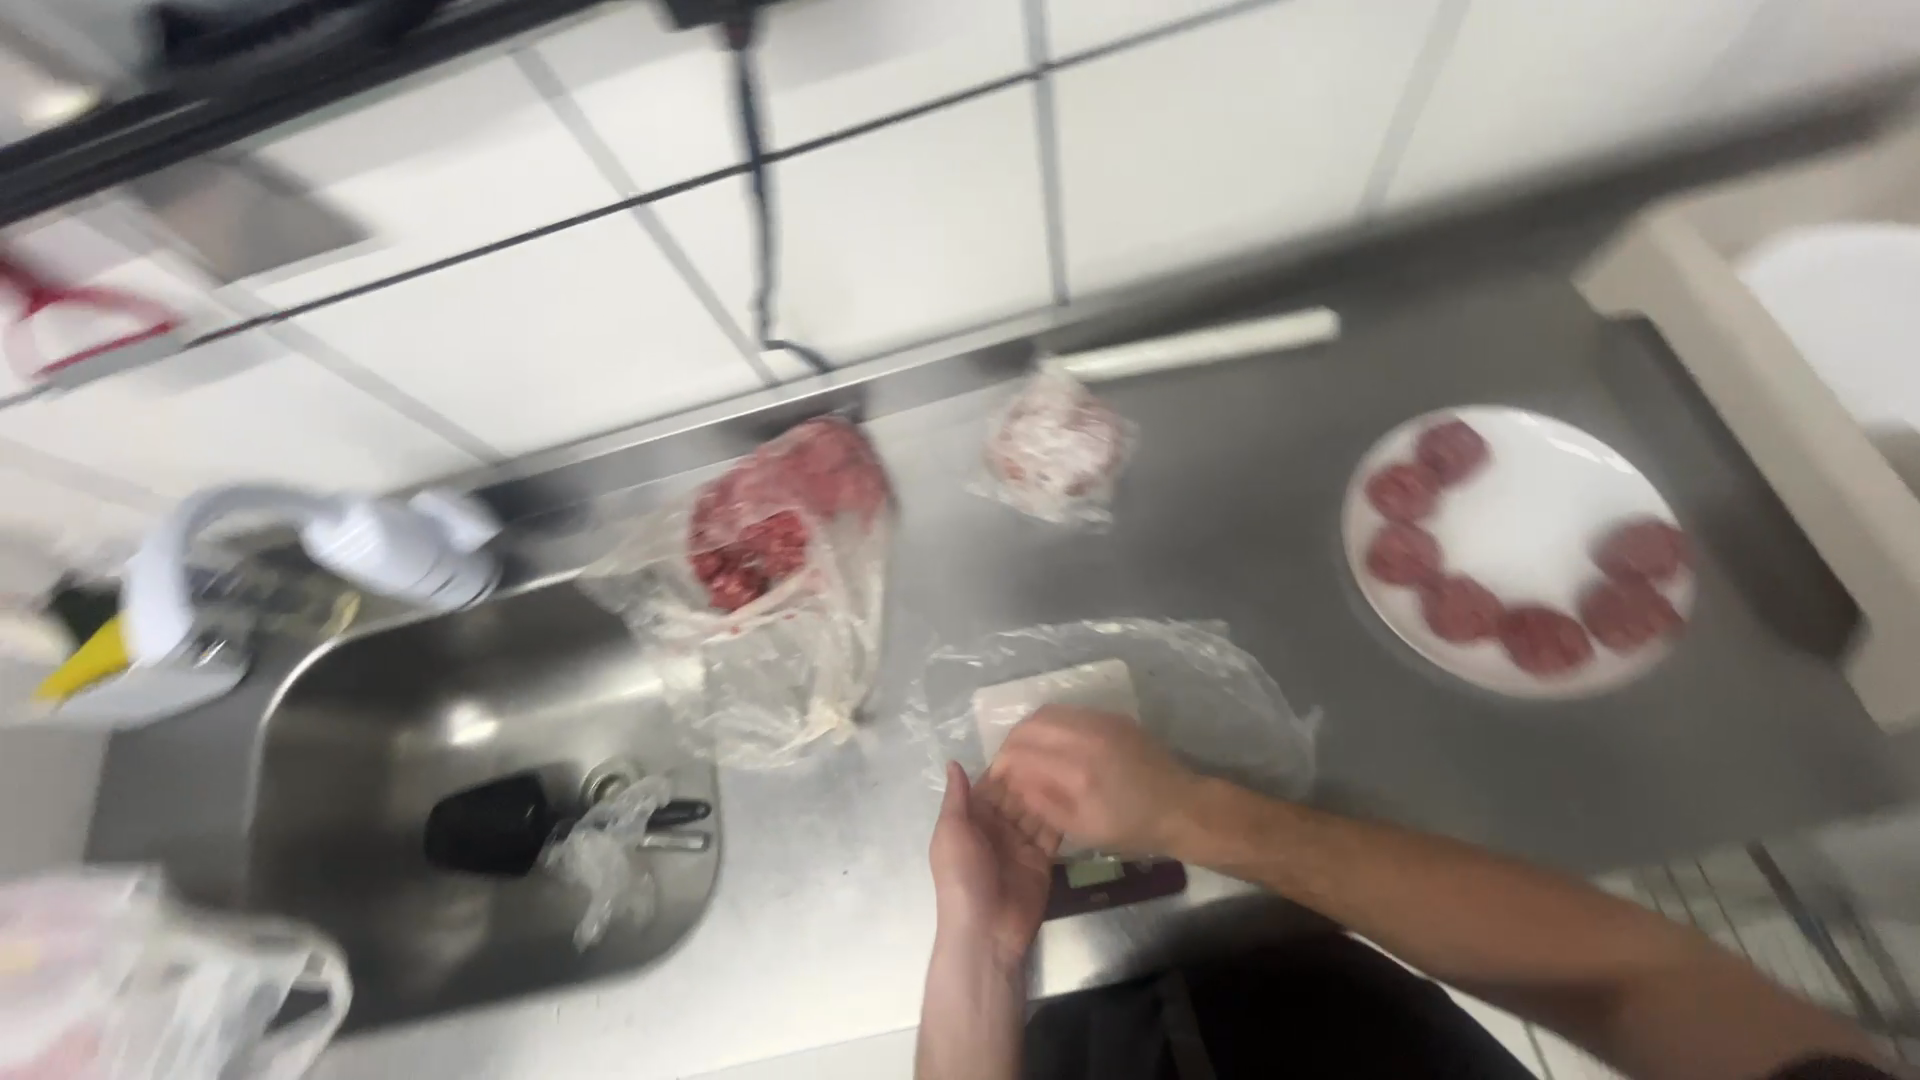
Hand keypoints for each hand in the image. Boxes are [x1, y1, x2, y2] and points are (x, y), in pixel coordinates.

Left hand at [929, 762, 1058, 968]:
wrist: (986, 931)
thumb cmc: (961, 877)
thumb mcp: (951, 832)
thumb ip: (956, 797)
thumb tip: (953, 762)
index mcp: (972, 819)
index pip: (991, 785)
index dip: (1006, 766)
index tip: (1027, 740)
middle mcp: (997, 827)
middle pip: (1016, 795)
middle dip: (1031, 776)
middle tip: (1057, 748)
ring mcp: (1020, 843)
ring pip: (1036, 810)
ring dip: (1049, 791)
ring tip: (1071, 764)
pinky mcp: (1042, 859)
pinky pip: (1052, 832)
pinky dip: (1062, 815)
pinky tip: (1078, 793)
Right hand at [989, 705, 1204, 855]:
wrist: (1182, 806)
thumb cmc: (1132, 828)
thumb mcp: (1082, 830)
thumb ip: (1042, 804)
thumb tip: (1014, 782)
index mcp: (1076, 771)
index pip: (1019, 753)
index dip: (1001, 765)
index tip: (998, 780)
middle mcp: (1084, 737)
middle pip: (1028, 726)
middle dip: (1011, 745)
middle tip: (1009, 766)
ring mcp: (1100, 721)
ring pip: (1046, 713)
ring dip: (1029, 732)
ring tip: (1028, 755)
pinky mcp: (1111, 716)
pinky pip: (1068, 712)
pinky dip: (1051, 726)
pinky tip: (1054, 746)